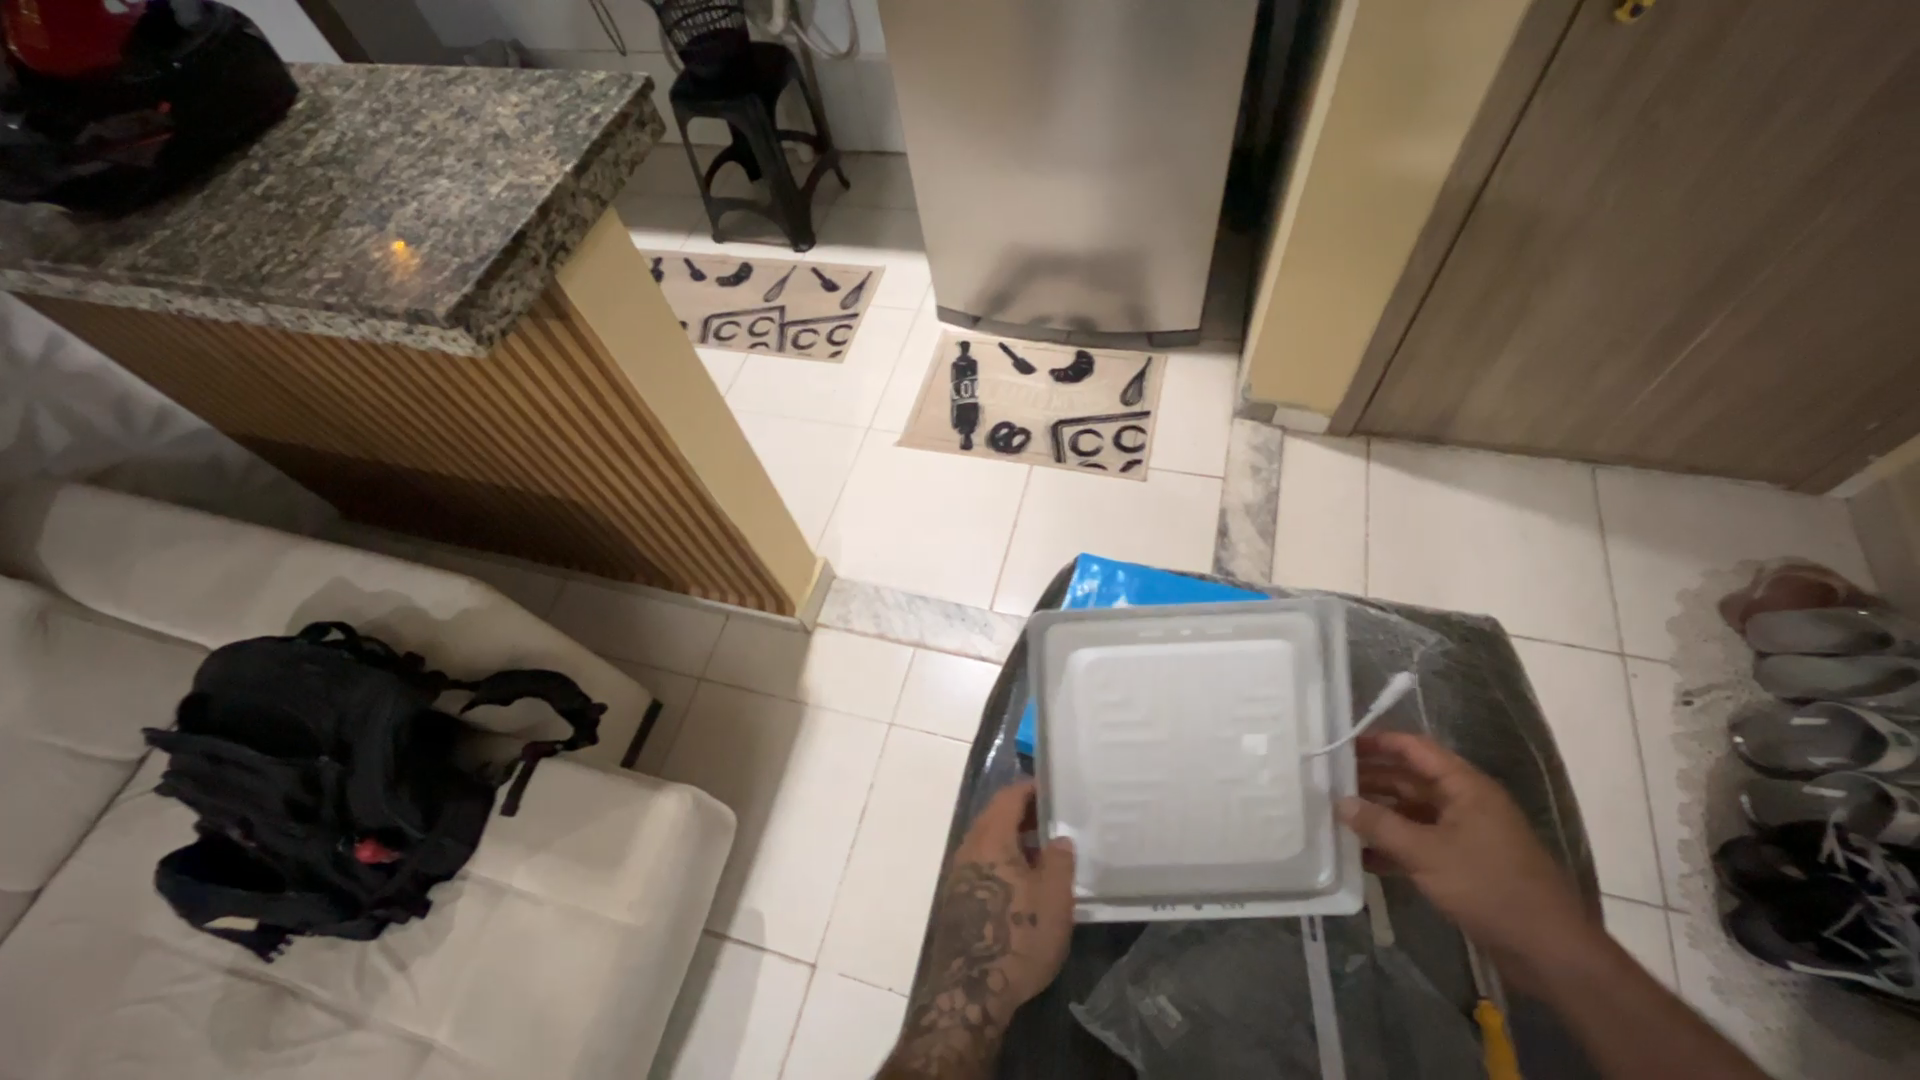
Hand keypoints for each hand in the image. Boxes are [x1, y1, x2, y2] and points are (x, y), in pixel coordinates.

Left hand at [880, 780, 1075, 1078]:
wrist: (970, 992)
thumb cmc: (1018, 936)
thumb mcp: (1054, 897)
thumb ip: (1060, 860)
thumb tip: (1058, 838)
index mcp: (990, 838)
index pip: (1008, 797)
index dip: (1032, 789)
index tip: (1056, 791)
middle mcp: (968, 850)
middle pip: (995, 818)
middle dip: (1025, 816)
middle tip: (1057, 822)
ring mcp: (959, 877)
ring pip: (989, 845)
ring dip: (1016, 843)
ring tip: (1048, 855)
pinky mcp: (957, 902)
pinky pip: (984, 867)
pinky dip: (1006, 864)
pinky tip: (1028, 886)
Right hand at [1339, 733, 1598, 981]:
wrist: (1547, 949)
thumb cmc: (1488, 887)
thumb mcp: (1426, 853)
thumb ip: (1380, 825)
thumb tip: (1340, 802)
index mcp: (1465, 787)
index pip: (1416, 749)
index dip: (1379, 742)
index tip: (1340, 744)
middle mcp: (1466, 803)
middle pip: (1411, 780)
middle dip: (1371, 780)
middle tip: (1327, 782)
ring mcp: (1465, 834)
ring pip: (1412, 812)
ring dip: (1378, 814)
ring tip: (1336, 817)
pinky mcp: (1464, 864)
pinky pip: (1420, 843)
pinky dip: (1393, 846)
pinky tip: (1362, 856)